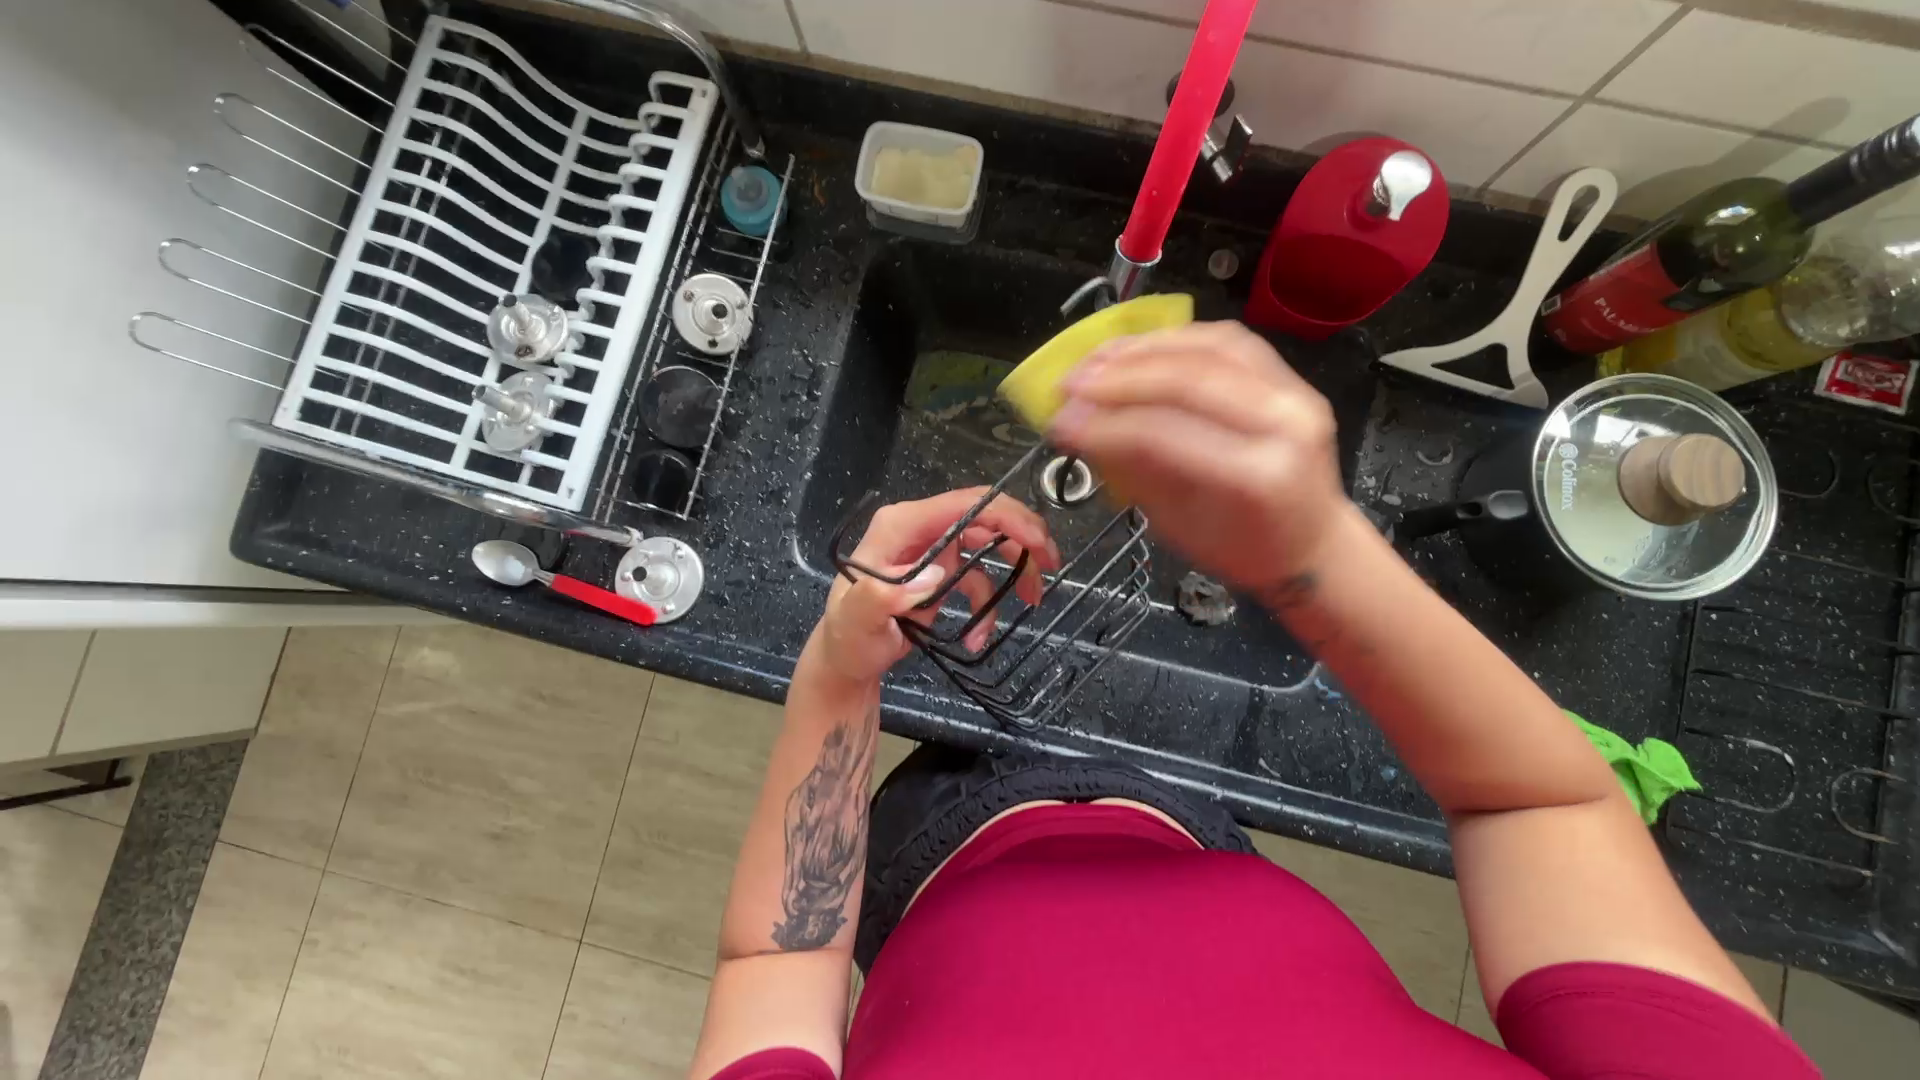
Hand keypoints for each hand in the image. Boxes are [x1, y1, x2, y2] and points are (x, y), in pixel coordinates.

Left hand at [811, 488, 1059, 684]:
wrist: (846, 659)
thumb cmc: (849, 636)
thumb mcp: (858, 619)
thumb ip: (885, 595)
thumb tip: (935, 574)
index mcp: (901, 525)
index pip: (963, 504)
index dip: (1005, 515)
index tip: (1037, 540)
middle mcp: (920, 529)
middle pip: (984, 516)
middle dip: (1022, 536)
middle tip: (1051, 563)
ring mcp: (933, 549)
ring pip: (989, 545)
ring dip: (1017, 570)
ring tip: (1035, 599)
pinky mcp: (940, 572)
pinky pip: (978, 579)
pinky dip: (987, 606)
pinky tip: (981, 637)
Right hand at [1049, 321, 1354, 591]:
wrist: (1311, 543)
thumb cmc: (1240, 549)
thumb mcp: (1177, 524)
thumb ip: (1135, 470)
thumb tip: (1081, 427)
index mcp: (1256, 478)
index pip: (1167, 435)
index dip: (1106, 424)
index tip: (1061, 422)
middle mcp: (1284, 425)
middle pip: (1189, 380)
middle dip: (1118, 378)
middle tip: (1070, 384)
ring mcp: (1294, 394)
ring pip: (1209, 348)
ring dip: (1143, 349)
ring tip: (1096, 359)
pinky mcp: (1289, 378)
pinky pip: (1227, 341)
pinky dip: (1177, 339)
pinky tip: (1139, 350)